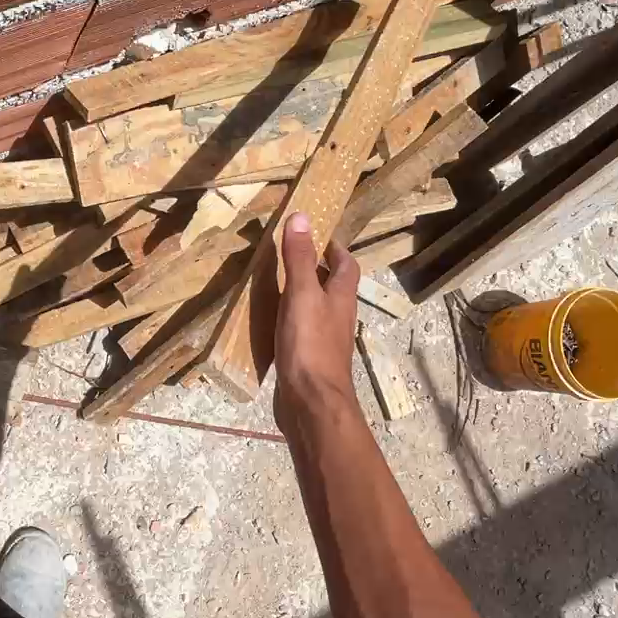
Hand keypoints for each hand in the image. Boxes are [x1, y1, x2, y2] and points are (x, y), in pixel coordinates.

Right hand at [273, 212, 359, 427]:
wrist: (311, 402)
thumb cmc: (309, 345)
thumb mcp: (302, 294)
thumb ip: (300, 258)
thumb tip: (301, 216)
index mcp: (341, 297)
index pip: (346, 265)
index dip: (334, 248)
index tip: (316, 234)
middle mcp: (337, 317)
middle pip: (333, 287)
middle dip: (316, 270)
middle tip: (290, 256)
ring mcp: (324, 340)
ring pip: (317, 309)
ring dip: (302, 295)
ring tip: (275, 284)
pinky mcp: (308, 359)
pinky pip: (302, 331)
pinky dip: (290, 321)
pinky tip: (271, 323)